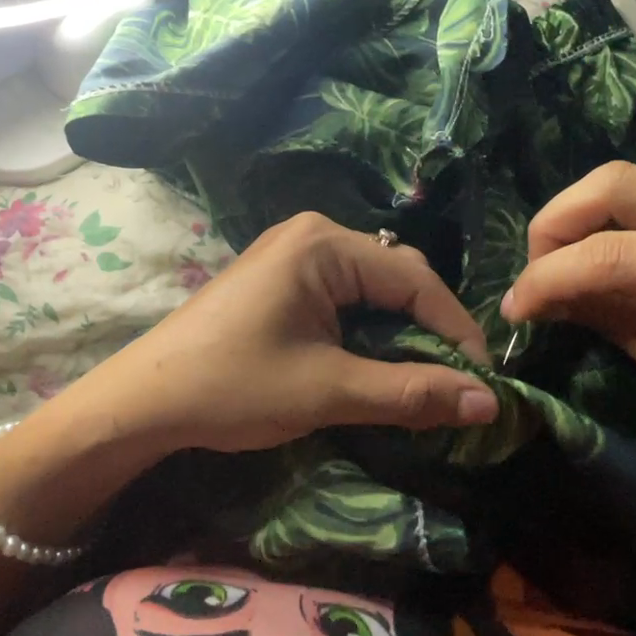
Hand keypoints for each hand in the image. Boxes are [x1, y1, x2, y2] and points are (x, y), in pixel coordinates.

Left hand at [58, 213, 498, 456]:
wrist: (146, 398)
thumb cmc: (233, 386)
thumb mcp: (328, 391)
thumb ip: (410, 393)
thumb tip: (490, 403)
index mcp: (324, 243)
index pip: (416, 279)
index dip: (457, 331)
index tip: (485, 384)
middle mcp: (314, 232)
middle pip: (397, 276)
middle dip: (430, 330)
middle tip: (457, 386)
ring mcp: (295, 250)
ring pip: (374, 287)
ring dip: (401, 332)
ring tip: (424, 380)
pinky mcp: (284, 274)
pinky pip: (347, 293)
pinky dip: (370, 328)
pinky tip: (378, 363)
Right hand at [500, 162, 635, 480]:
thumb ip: (618, 323)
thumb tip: (544, 295)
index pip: (614, 254)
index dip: (550, 276)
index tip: (512, 308)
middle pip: (616, 183)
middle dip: (556, 222)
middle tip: (534, 275)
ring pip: (629, 182)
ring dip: (580, 217)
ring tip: (559, 270)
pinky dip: (610, 222)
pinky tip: (598, 259)